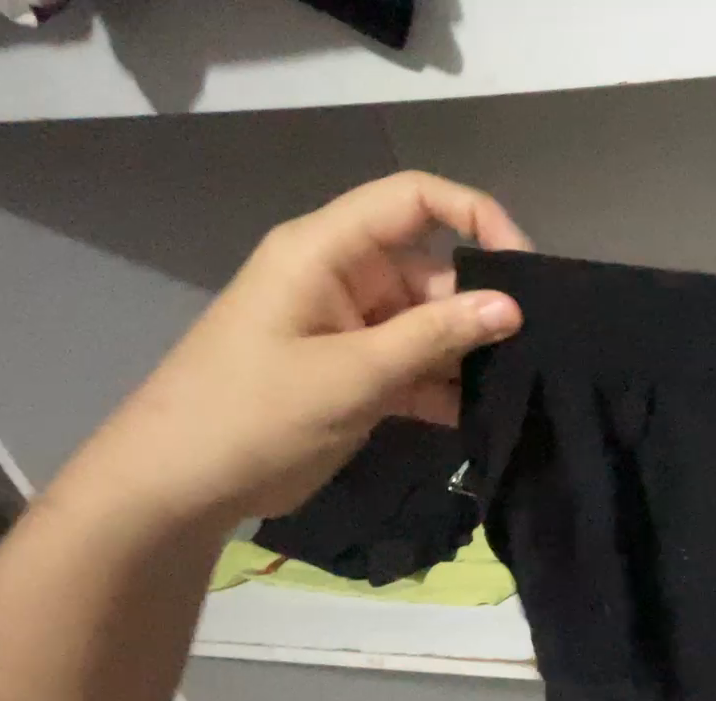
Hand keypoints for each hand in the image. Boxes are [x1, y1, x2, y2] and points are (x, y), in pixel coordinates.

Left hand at [59, 171, 532, 525]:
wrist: (183, 484)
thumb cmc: (254, 413)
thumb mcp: (354, 372)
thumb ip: (436, 336)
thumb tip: (513, 307)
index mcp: (328, 253)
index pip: (414, 200)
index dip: (477, 217)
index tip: (525, 269)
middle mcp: (347, 279)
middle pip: (436, 272)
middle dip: (483, 310)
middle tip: (531, 354)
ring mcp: (356, 329)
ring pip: (436, 326)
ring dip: (470, 358)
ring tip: (511, 392)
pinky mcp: (362, 372)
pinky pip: (422, 367)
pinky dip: (450, 390)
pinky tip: (477, 419)